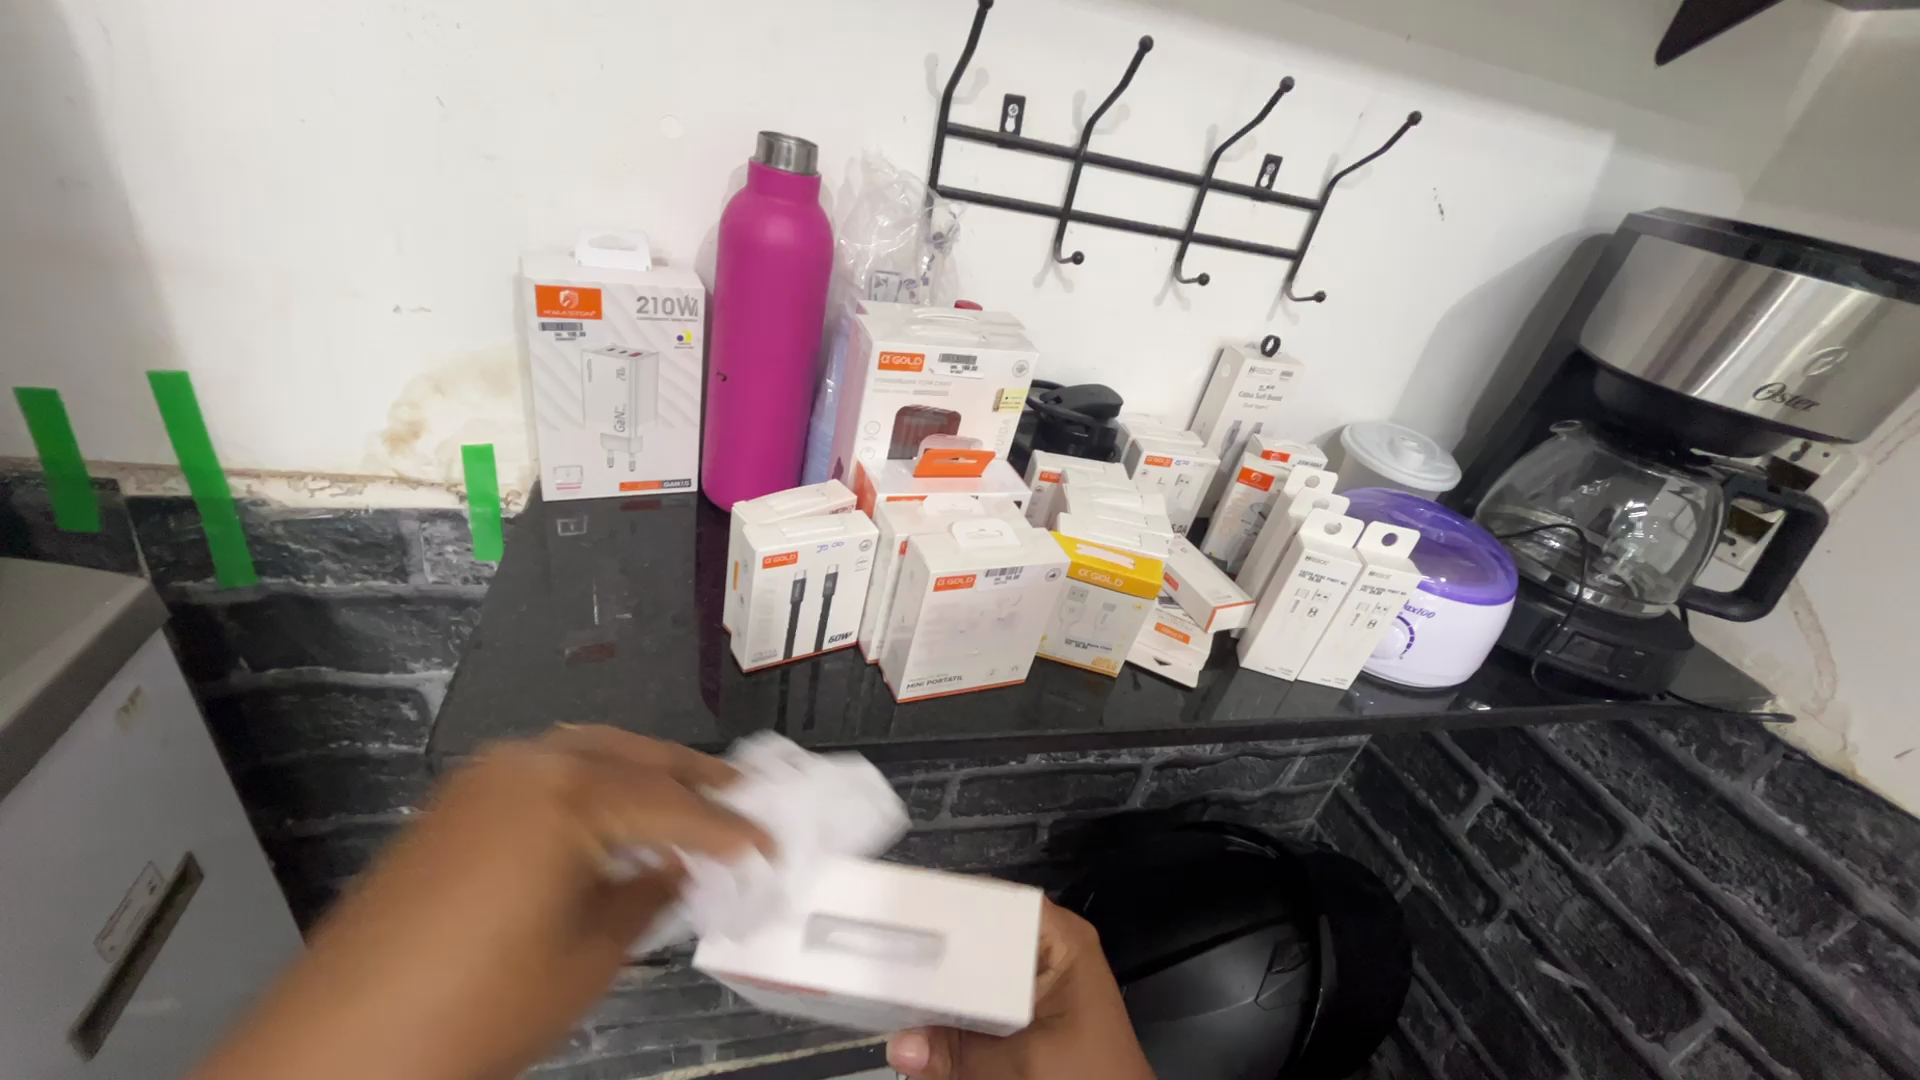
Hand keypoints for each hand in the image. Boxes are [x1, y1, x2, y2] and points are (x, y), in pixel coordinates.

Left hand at [193, 727, 769, 1079]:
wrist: (324, 1058)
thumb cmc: (473, 1015)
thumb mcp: (588, 960)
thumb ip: (647, 896)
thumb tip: (679, 866)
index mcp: (569, 796)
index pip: (673, 806)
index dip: (727, 831)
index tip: (768, 847)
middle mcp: (530, 765)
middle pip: (635, 756)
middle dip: (693, 777)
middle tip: (742, 794)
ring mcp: (485, 777)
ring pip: (590, 750)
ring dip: (642, 770)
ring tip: (686, 794)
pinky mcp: (455, 801)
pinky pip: (547, 769)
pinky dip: (593, 780)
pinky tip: (611, 810)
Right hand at [887, 900, 1154, 1079]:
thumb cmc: (1095, 1079)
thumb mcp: (1025, 1066)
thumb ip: (960, 1053)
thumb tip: (903, 1043)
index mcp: (1062, 939)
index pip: (996, 903)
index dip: (950, 908)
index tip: (907, 920)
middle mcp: (1048, 949)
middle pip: (980, 934)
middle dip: (939, 952)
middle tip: (893, 956)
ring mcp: (1034, 981)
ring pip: (974, 968)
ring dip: (942, 984)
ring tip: (899, 984)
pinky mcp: (1023, 1013)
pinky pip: (979, 1000)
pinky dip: (954, 1012)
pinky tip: (924, 1017)